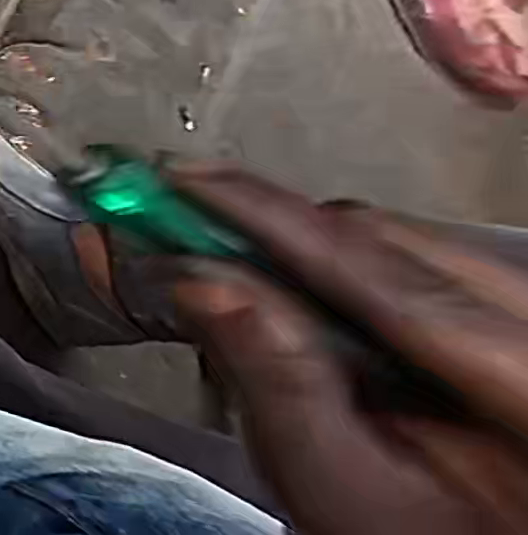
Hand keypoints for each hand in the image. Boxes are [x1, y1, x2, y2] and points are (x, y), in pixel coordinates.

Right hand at [169, 165, 527, 533]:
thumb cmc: (396, 532)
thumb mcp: (327, 475)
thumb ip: (270, 377)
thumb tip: (198, 282)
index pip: (397, 286)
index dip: (274, 220)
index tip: (182, 176)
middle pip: (406, 250)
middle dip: (281, 226)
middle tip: (180, 212)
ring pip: (412, 248)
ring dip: (303, 242)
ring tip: (225, 253)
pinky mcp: (511, 334)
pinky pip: (424, 265)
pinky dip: (336, 260)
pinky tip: (287, 280)